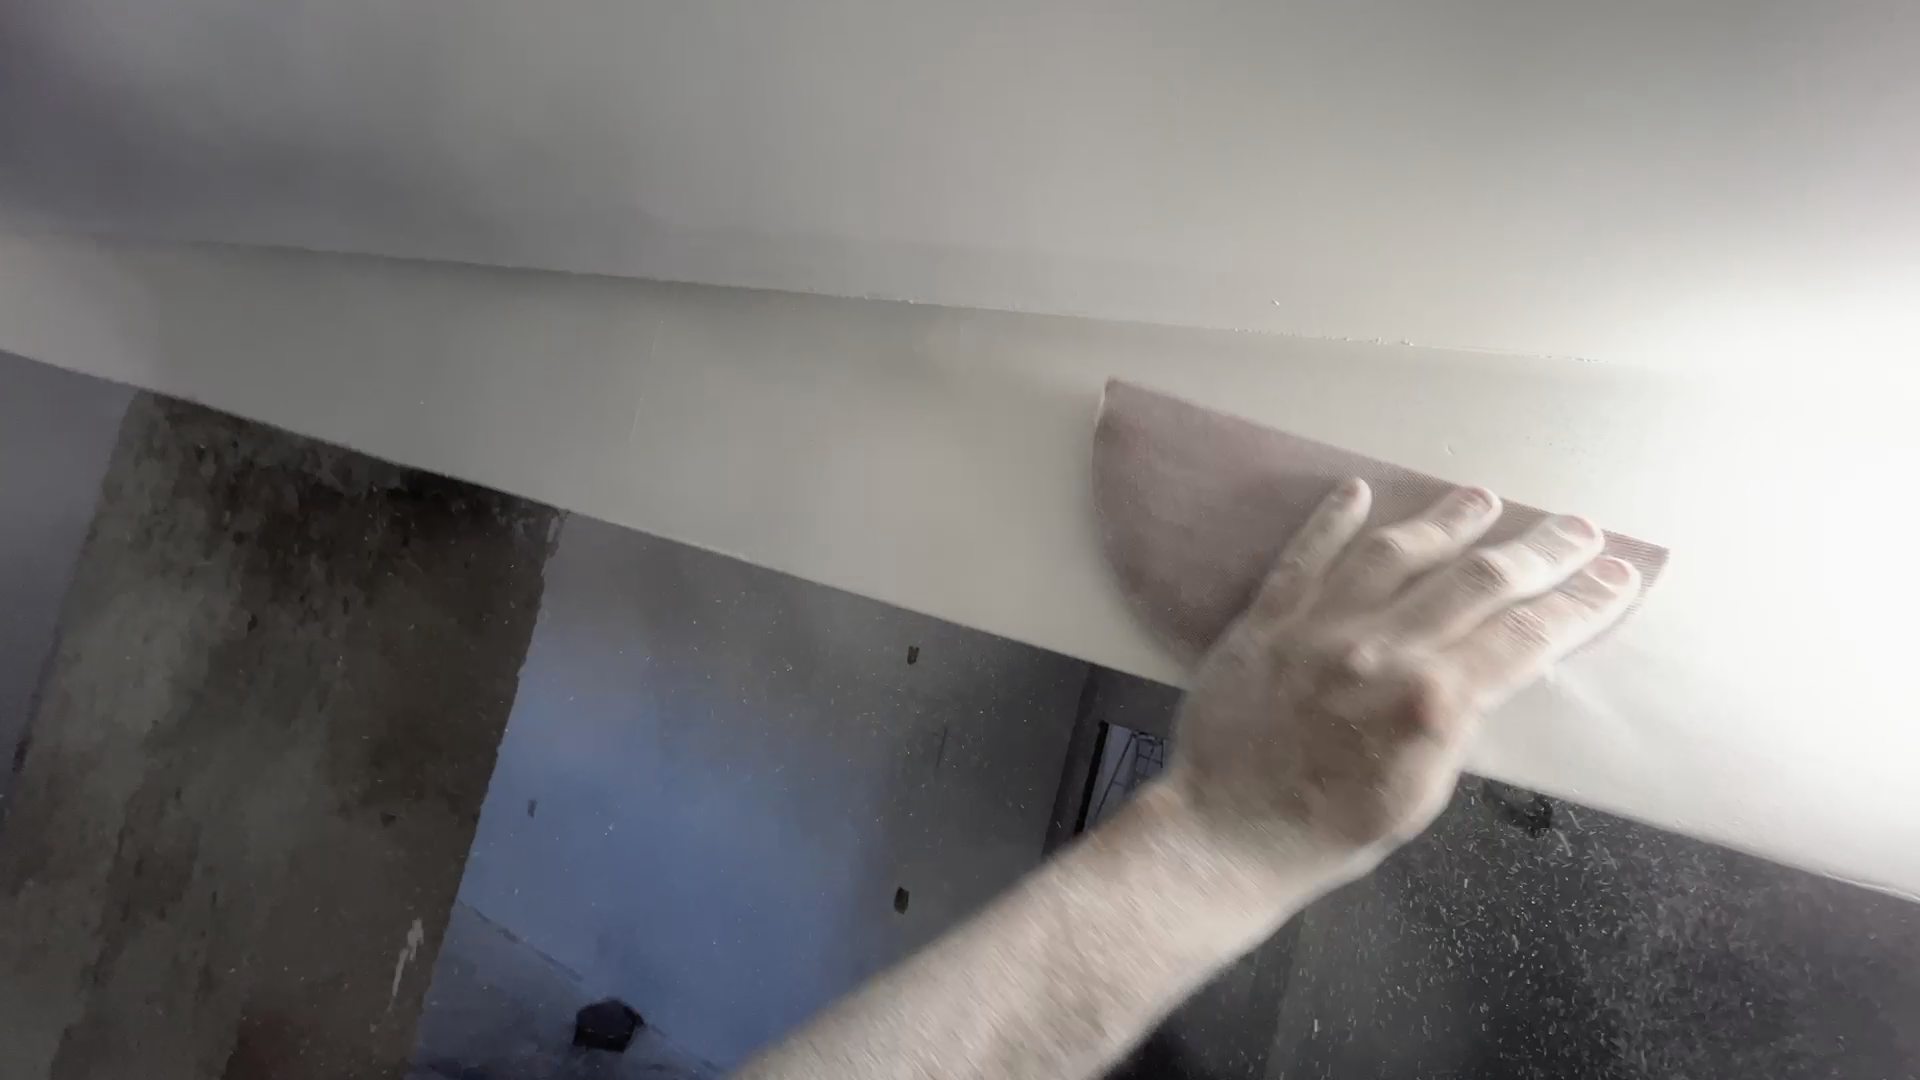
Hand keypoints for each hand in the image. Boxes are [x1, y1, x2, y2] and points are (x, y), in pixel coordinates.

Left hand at [1157, 478, 1640, 892]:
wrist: (1228, 824)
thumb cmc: (1330, 827)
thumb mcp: (1421, 791)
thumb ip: (1452, 720)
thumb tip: (1480, 667)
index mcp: (1433, 702)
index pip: (1527, 636)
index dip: (1580, 603)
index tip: (1615, 575)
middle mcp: (1380, 649)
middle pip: (1474, 581)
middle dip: (1537, 551)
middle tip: (1576, 527)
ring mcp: (1316, 626)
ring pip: (1391, 554)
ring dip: (1444, 521)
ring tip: (1480, 497)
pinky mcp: (1264, 619)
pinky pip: (1301, 557)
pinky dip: (1330, 520)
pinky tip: (1356, 491)